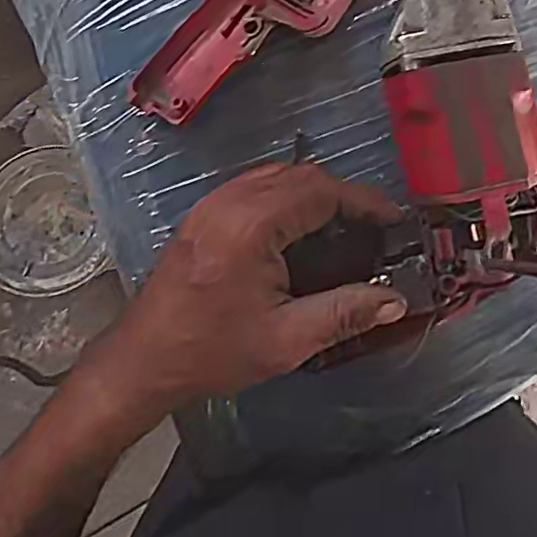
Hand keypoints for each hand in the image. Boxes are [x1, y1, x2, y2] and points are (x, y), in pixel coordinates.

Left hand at [87, 163, 408, 419]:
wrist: (141, 361)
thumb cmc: (212, 351)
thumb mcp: (286, 340)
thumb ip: (344, 313)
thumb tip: (395, 300)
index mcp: (252, 225)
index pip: (321, 191)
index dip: (363, 201)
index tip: (392, 219)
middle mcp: (232, 201)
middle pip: (302, 175)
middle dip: (343, 195)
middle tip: (372, 226)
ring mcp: (214, 202)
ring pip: (280, 174)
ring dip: (316, 192)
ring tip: (343, 224)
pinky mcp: (205, 211)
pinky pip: (258, 184)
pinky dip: (289, 194)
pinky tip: (300, 225)